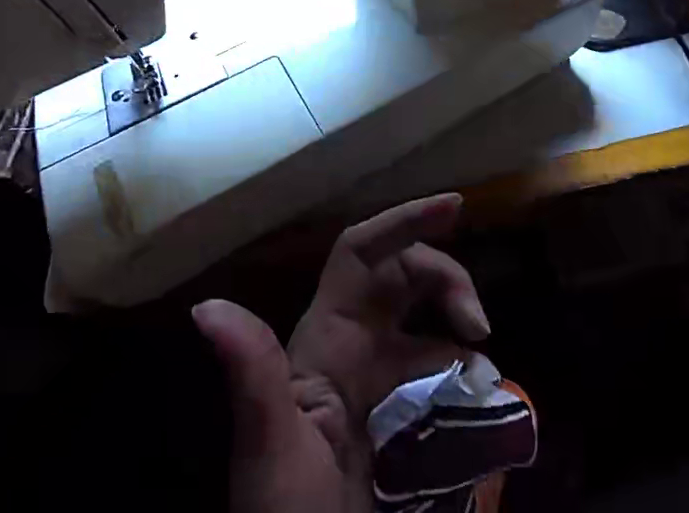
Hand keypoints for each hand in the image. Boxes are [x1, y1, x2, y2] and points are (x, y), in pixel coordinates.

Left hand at [193, 194, 491, 512]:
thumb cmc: (284, 512)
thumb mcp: (270, 444)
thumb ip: (253, 374)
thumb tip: (205, 307)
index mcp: (326, 335)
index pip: (364, 253)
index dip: (405, 220)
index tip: (455, 207)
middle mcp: (357, 341)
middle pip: (409, 274)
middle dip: (449, 280)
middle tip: (479, 327)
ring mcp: (385, 374)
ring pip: (432, 317)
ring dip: (462, 322)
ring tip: (483, 364)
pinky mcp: (409, 407)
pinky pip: (446, 367)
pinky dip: (469, 369)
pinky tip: (483, 394)